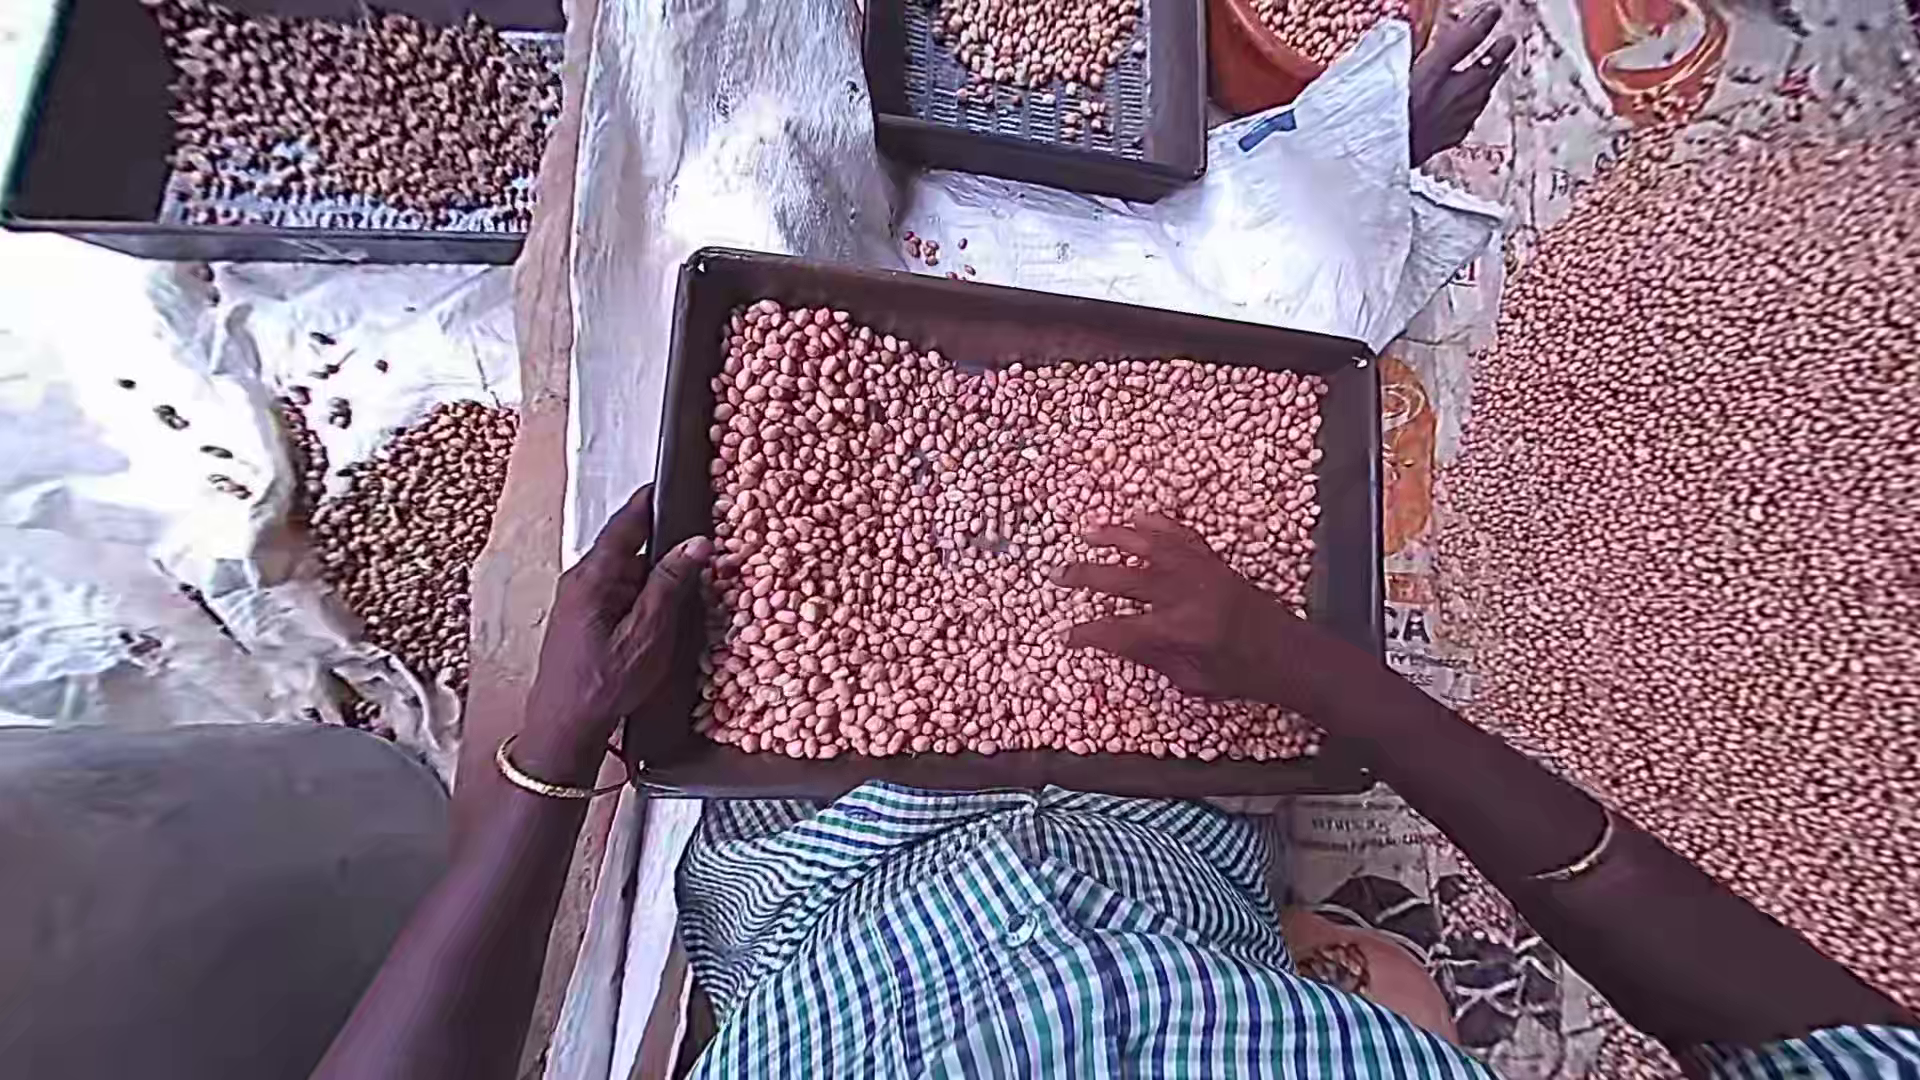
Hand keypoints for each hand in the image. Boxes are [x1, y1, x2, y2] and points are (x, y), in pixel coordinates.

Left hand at [519, 485, 710, 781]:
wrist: (565, 728)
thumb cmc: (605, 682)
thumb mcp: (648, 632)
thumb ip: (670, 583)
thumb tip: (697, 542)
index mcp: (593, 577)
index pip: (625, 525)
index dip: (648, 501)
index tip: (669, 479)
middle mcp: (583, 581)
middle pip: (630, 547)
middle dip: (664, 541)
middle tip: (700, 537)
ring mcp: (583, 600)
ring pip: (629, 571)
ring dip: (658, 571)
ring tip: (693, 575)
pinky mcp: (588, 618)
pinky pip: (624, 591)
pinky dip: (648, 591)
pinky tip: (670, 604)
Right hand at [1055, 513, 1340, 709]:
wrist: (1291, 654)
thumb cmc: (1241, 675)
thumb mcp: (1191, 680)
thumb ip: (1149, 656)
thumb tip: (1111, 638)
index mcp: (1181, 632)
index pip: (1120, 630)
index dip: (1088, 633)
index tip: (1066, 636)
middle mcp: (1188, 596)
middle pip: (1125, 579)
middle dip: (1086, 576)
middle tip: (1058, 573)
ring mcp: (1202, 573)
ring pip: (1151, 546)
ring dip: (1115, 536)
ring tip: (1088, 531)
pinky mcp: (1214, 563)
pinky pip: (1181, 536)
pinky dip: (1157, 524)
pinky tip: (1137, 517)